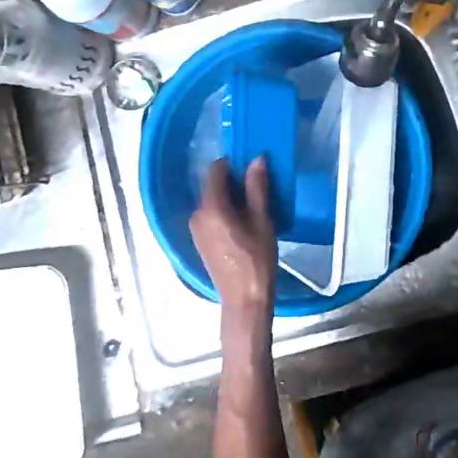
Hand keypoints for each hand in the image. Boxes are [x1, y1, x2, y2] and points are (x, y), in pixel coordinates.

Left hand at [191, 158, 278, 317]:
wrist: (244, 298)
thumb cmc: (257, 258)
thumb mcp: (262, 220)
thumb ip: (257, 188)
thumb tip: (256, 159)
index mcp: (211, 207)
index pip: (215, 171)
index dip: (232, 163)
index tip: (251, 163)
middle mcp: (197, 215)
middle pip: (212, 186)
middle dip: (233, 181)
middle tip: (258, 184)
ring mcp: (196, 229)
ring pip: (212, 201)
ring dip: (230, 197)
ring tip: (255, 203)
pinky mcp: (200, 240)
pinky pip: (211, 215)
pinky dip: (225, 211)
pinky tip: (244, 220)